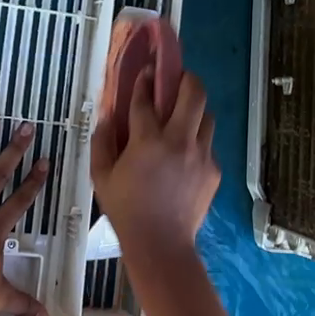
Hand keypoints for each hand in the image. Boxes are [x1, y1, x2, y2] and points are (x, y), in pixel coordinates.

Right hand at [91, 69, 219, 266]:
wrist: (161, 245)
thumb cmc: (126, 210)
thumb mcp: (101, 176)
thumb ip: (101, 142)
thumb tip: (107, 117)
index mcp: (148, 141)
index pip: (147, 98)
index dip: (145, 80)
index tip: (145, 70)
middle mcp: (179, 141)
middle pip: (194, 93)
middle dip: (187, 78)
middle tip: (177, 80)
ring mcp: (201, 155)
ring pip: (207, 116)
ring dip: (195, 110)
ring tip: (182, 117)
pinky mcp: (214, 170)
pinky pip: (208, 144)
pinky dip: (197, 141)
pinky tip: (185, 154)